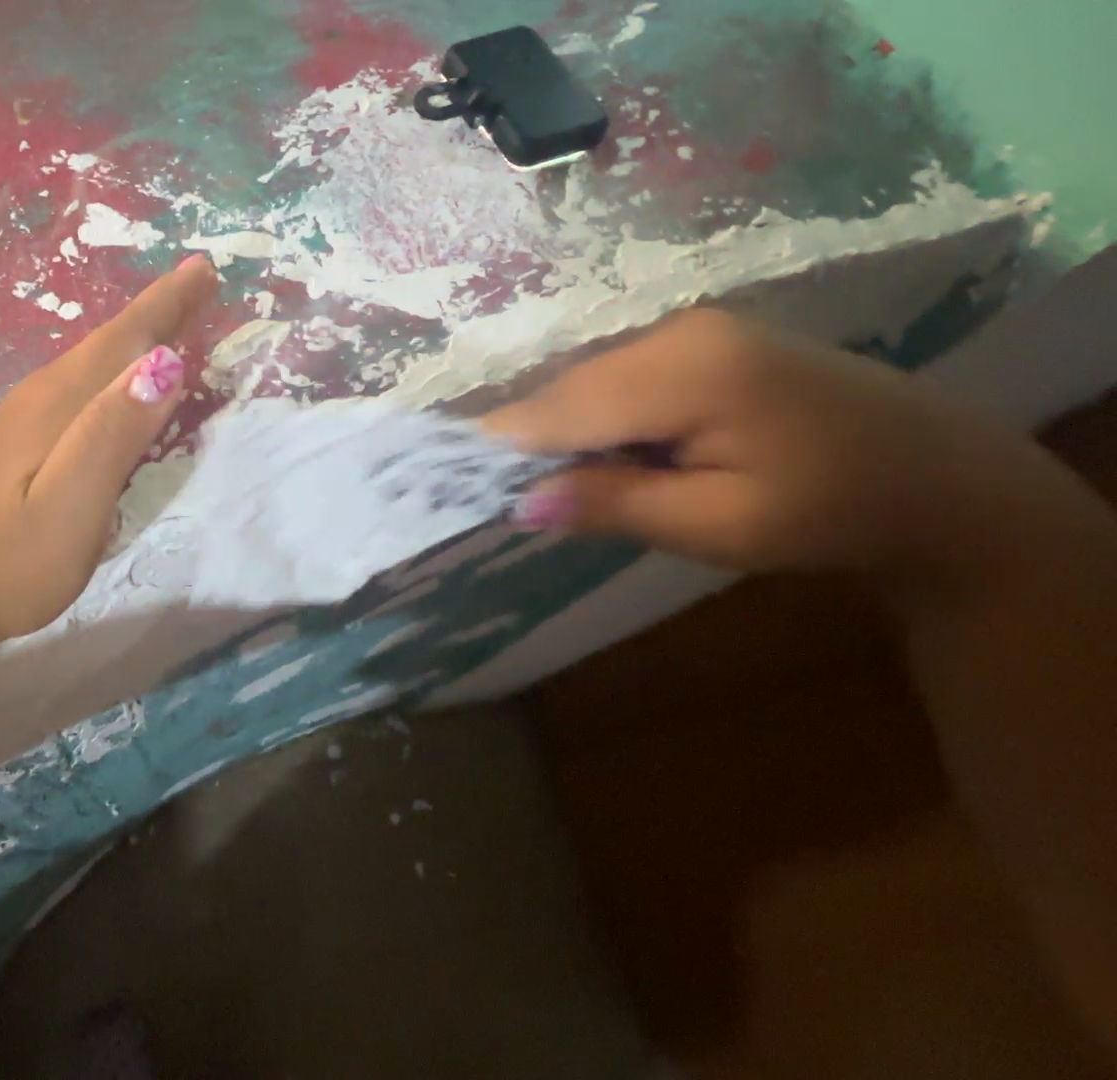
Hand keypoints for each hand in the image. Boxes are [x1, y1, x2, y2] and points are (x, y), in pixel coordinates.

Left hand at [0, 255, 219, 652]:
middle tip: (198, 281)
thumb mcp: (69, 507)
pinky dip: (106, 374)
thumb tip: (163, 362)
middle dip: (154, 312)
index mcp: (57, 405)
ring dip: (131, 338)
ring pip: (88, 365)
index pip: (123, 340)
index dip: (166, 305)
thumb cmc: (5, 565)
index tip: (204, 268)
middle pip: (105, 344)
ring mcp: (19, 423)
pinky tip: (111, 385)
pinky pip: (74, 390)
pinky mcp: (11, 449)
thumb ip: (113, 436)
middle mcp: (38, 400)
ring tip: (169, 322)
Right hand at [482, 309, 1091, 588]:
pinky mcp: (700, 341)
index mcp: (687, 372)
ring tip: (551, 486)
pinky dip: (591, 420)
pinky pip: (614, 378)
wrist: (940, 480)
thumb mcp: (717, 527)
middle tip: (500, 498)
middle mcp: (679, 332)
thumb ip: (615, 504)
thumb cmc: (830, 513)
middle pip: (565, 389)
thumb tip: (519, 500)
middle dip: (525, 442)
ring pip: (584, 383)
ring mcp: (691, 329)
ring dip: (558, 433)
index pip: (558, 408)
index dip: (496, 445)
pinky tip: (604, 458)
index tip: (444, 480)